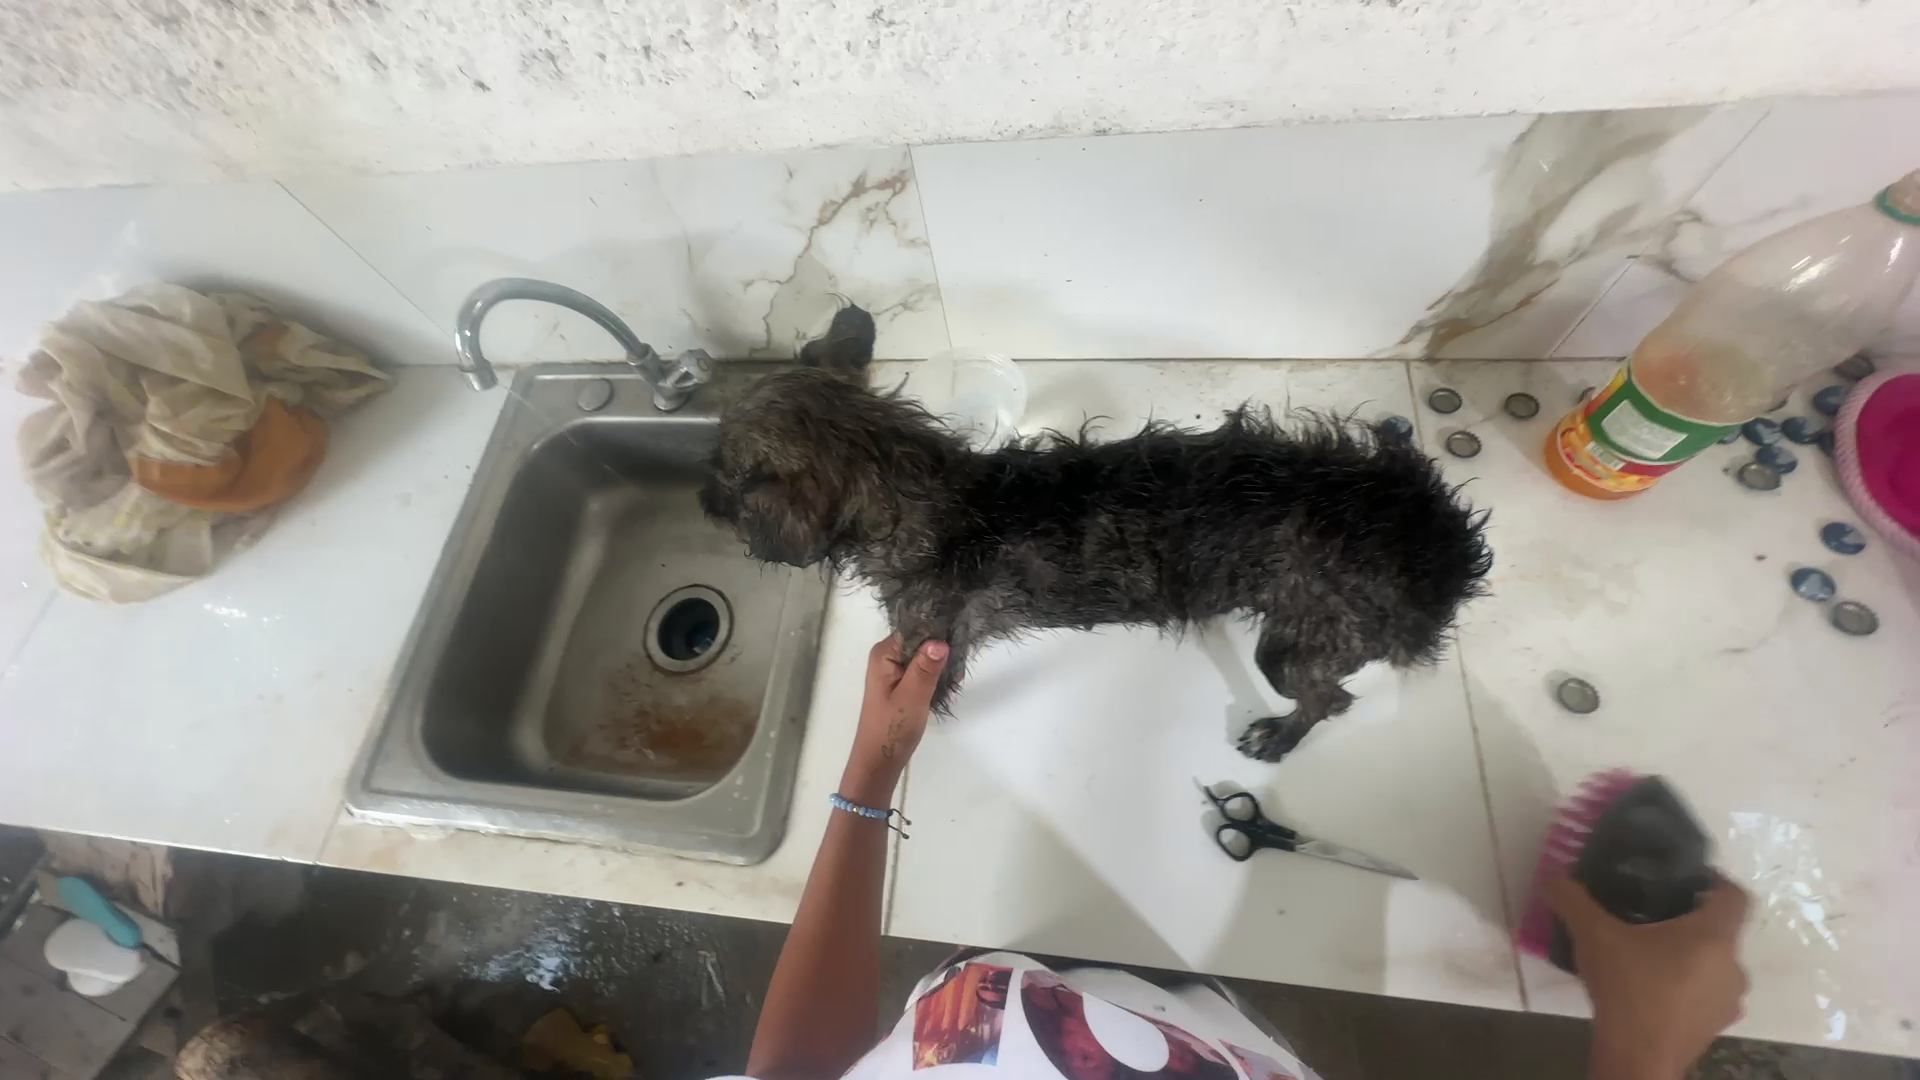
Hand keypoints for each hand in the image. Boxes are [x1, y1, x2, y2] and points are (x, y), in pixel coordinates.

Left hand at [840, 636, 948, 804]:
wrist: (879, 761)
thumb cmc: (892, 728)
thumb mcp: (912, 696)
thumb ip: (925, 667)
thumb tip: (940, 641)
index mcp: (885, 653)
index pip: (915, 628)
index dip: (937, 631)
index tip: (959, 642)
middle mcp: (887, 656)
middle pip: (922, 639)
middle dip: (943, 651)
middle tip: (958, 671)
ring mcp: (894, 669)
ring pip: (925, 655)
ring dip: (942, 665)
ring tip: (955, 681)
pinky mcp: (901, 682)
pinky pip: (923, 669)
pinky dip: (937, 676)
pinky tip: (949, 686)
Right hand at [1551, 873, 1750, 1079]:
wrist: (1640, 1053)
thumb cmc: (1627, 985)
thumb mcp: (1589, 931)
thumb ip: (1572, 897)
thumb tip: (1558, 879)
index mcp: (1712, 938)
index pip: (1733, 897)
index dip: (1713, 878)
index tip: (1682, 871)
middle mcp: (1732, 966)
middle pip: (1717, 929)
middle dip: (1681, 915)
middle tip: (1640, 907)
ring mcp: (1729, 999)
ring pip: (1709, 960)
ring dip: (1679, 948)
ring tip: (1636, 944)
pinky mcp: (1715, 1021)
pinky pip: (1702, 986)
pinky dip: (1677, 975)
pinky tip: (1640, 978)